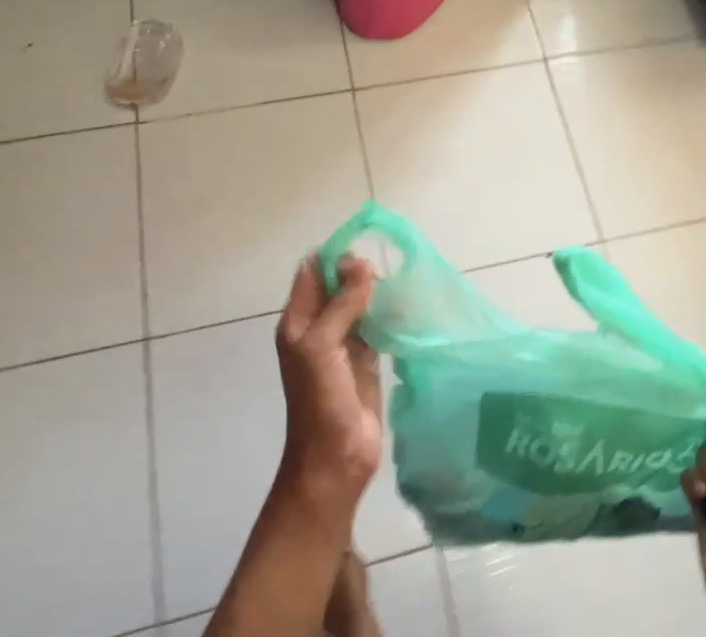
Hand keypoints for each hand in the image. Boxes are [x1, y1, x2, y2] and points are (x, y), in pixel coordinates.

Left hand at [275, 253, 383, 511]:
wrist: (335, 459)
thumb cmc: (320, 401)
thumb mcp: (323, 347)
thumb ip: (342, 305)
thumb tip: (362, 264)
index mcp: (298, 322)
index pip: (312, 272)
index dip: (334, 256)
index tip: (364, 246)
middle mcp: (319, 328)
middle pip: (338, 285)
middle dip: (359, 271)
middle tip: (387, 267)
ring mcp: (344, 345)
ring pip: (359, 304)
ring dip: (376, 291)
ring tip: (401, 280)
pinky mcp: (367, 361)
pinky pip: (377, 327)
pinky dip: (389, 314)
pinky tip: (407, 306)